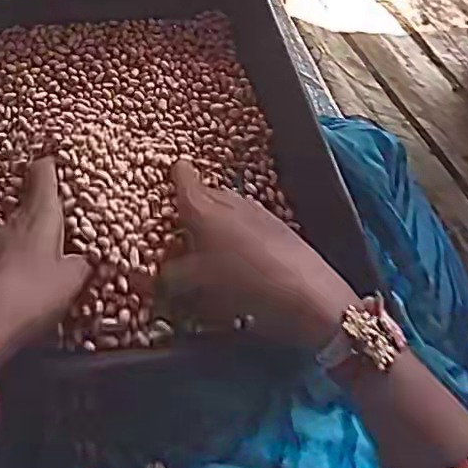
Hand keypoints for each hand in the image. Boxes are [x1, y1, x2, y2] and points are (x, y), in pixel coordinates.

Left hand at [0, 156, 90, 364]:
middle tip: (76, 202)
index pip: (44, 170)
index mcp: (40, 212)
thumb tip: (95, 252)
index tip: (69, 160)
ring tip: (61, 234)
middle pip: (34, 195)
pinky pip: (14, 242)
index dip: (55, 161)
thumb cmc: (32, 293)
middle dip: (53, 196)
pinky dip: (28, 245)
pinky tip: (37, 263)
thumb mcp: (72, 279)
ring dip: (39, 223)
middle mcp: (17, 218)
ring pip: (23, 219)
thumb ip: (86, 262)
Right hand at [160, 159, 357, 349]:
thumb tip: (159, 274)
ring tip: (208, 247)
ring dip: (215, 220)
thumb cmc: (243, 281)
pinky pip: (244, 220)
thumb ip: (173, 276)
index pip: (182, 176)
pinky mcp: (275, 223)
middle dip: (191, 206)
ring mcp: (253, 209)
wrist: (308, 292)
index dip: (173, 175)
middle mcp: (226, 199)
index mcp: (201, 206)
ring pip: (225, 206)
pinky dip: (235, 232)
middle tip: (180, 228)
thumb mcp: (198, 284)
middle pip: (203, 192)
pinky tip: (238, 258)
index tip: (167, 179)